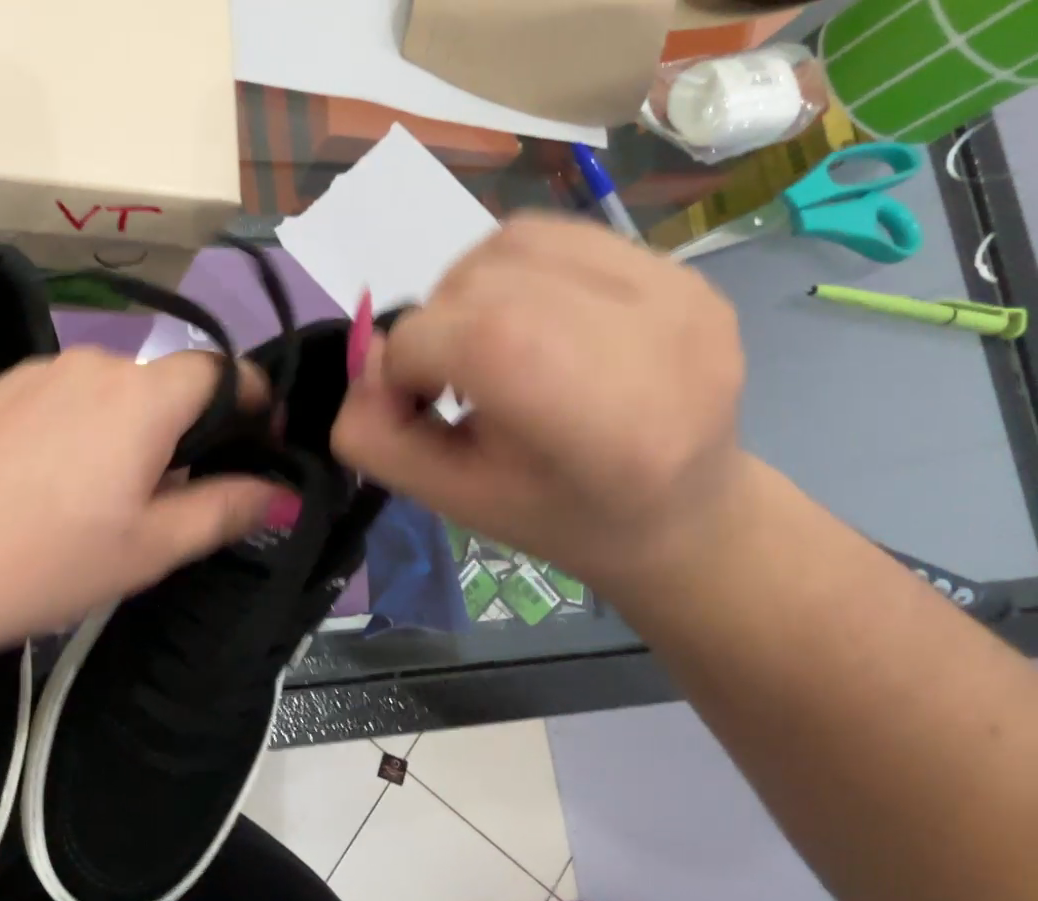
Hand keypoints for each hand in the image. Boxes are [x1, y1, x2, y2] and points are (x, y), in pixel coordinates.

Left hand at [0, 347, 287, 663]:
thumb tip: (280, 489)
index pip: (225, 371)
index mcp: (143, 393)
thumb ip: (228, 508)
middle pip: (163, 383)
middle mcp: (90, 361)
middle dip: (184, 429)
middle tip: (170, 495)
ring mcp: (32, 372)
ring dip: (126, 429)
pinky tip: (44, 486)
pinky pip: (57, 399)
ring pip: (107, 392)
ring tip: (98, 497)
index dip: (254, 405)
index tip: (257, 448)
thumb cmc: (50, 565)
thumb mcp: (153, 547)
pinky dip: (74, 430)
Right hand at [332, 214, 749, 590]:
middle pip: (482, 283)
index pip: (466, 336)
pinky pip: (558, 236)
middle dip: (434, 325)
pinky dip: (512, 270)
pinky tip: (527, 319)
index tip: (422, 403)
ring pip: (512, 245)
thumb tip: (369, 356)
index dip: (409, 362)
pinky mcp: (682, 269)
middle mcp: (650, 338)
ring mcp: (676, 293)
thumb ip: (377, 434)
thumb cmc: (551, 514)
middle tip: (450, 379)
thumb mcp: (445, 498)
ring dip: (467, 288)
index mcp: (598, 422)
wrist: (676, 512)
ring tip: (485, 342)